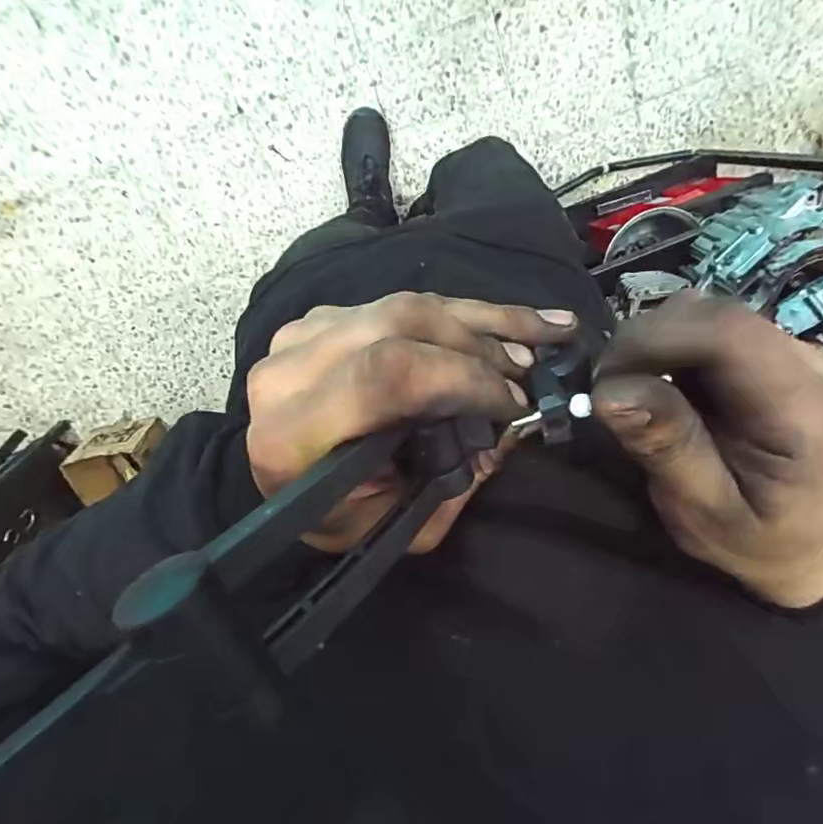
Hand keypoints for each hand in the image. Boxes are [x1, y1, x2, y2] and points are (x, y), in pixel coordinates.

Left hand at [246, 292, 578, 552]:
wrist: (279, 485)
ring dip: (483, 320)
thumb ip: (454, 477)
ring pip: (407, 304)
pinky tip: (505, 323)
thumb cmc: (337, 519)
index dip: (463, 378)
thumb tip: (509, 421)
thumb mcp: (396, 521)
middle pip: (400, 323)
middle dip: (480, 345)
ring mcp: (302, 334)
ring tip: (543, 334)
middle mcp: (288, 370)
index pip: (387, 374)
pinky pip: (402, 303)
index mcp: (292, 432)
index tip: (515, 404)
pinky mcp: (322, 319)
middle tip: (533, 369)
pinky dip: (460, 314)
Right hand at [591, 291, 822, 606]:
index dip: (653, 339)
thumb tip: (610, 390)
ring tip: (638, 394)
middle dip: (645, 342)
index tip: (604, 379)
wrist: (800, 549)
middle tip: (609, 391)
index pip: (727, 333)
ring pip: (707, 313)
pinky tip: (668, 389)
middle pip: (713, 315)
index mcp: (806, 411)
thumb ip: (666, 447)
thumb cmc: (753, 541)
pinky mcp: (778, 351)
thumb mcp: (702, 512)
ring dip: (657, 344)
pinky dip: (673, 349)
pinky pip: (712, 328)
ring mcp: (799, 353)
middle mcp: (813, 367)